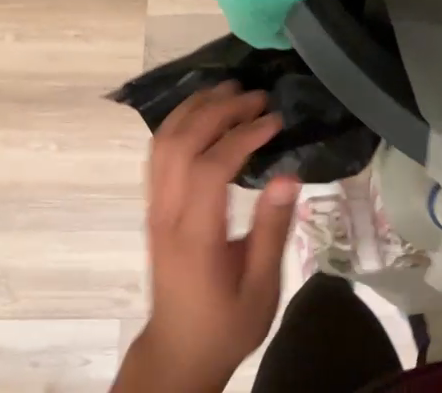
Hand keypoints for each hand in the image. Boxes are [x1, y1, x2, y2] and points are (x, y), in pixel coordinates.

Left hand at [119, 82, 300, 392]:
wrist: (178, 351)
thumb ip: (272, 231)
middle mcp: (167, 215)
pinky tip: (203, 111)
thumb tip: (288, 175)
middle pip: (180, 144)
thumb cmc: (227, 324)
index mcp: (196, 237)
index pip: (211, 168)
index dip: (243, 136)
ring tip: (229, 89)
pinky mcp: (153, 207)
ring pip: (162, 142)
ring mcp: (154, 209)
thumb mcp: (261, 288)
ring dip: (194, 108)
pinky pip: (158, 152)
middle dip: (219, 110)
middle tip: (257, 96)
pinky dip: (179, 122)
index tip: (275, 120)